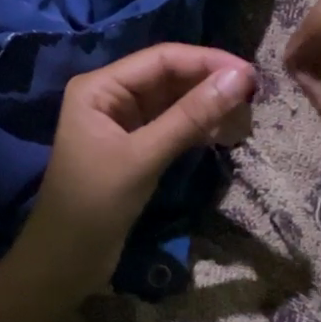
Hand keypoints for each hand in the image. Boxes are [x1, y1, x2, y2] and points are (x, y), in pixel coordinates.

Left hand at [15, 43, 256, 295]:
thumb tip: (240, 78)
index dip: (207, 61)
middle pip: (169, 76)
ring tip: (246, 117)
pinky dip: (198, 128)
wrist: (64, 263)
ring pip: (174, 102)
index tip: (251, 74)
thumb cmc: (94, 204)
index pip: (161, 58)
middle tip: (256, 97)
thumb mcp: (143, 157)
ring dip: (208, 107)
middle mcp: (110, 96)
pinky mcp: (135, 149)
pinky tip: (225, 134)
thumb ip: (191, 117)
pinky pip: (172, 126)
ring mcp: (123, 123)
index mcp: (100, 87)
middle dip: (210, 84)